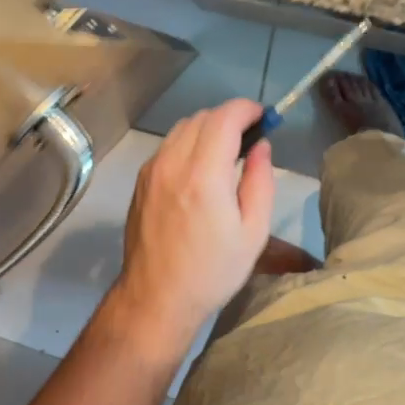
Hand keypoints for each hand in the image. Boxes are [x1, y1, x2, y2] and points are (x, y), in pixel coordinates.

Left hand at [110, 99, 275, 349]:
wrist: (157, 296)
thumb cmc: (212, 270)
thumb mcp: (253, 233)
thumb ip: (260, 182)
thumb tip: (261, 145)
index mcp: (203, 175)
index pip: (223, 118)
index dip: (245, 109)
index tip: (263, 116)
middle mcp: (173, 162)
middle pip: (202, 117)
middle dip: (229, 118)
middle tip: (250, 136)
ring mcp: (153, 168)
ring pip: (182, 127)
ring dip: (207, 128)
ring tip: (226, 151)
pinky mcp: (142, 177)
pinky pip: (168, 145)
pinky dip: (188, 142)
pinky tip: (200, 167)